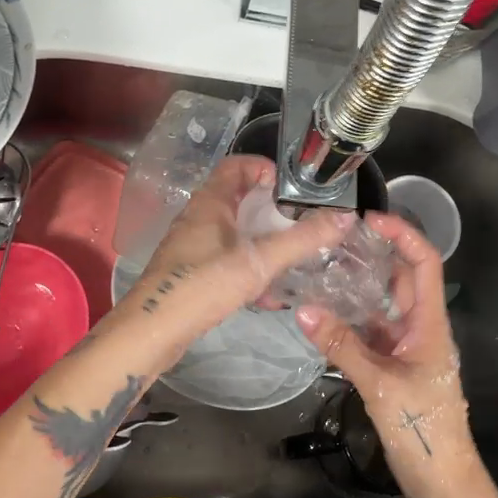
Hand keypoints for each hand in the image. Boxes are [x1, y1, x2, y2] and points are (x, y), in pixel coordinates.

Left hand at [120, 155, 348, 358]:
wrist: (152, 332)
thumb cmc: (202, 285)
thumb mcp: (259, 261)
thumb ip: (302, 240)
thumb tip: (345, 217)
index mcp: (210, 202)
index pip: (236, 165)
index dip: (264, 168)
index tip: (291, 188)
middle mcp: (199, 218)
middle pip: (239, 200)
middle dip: (271, 211)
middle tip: (299, 224)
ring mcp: (192, 246)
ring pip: (235, 234)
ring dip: (263, 243)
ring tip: (292, 260)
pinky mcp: (191, 274)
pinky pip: (227, 261)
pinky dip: (250, 270)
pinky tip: (270, 296)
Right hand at [294, 214, 472, 471]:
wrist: (442, 479)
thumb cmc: (423, 427)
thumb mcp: (379, 384)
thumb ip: (341, 345)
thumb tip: (303, 310)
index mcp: (430, 323)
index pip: (425, 262)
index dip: (402, 235)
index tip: (370, 220)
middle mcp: (421, 327)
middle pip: (403, 278)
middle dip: (376, 255)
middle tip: (336, 240)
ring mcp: (408, 347)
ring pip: (385, 306)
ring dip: (360, 288)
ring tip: (324, 269)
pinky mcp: (395, 367)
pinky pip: (373, 333)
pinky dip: (352, 321)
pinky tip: (324, 316)